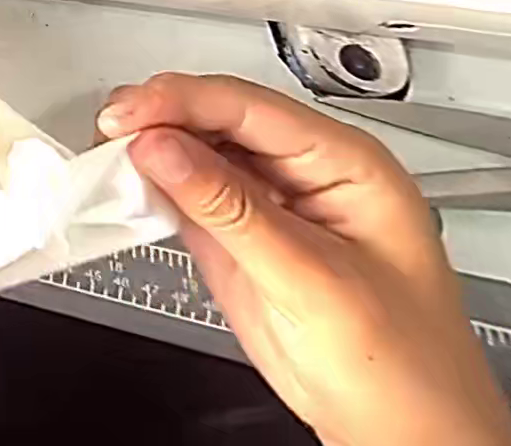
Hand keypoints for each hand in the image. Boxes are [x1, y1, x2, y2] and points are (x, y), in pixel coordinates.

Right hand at [98, 73, 510, 445]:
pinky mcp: (229, 218)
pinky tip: (127, 183)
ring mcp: (260, 189)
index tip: (130, 115)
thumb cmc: (401, 373)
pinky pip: (178, 179)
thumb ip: (231, 209)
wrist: (396, 438)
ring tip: (109, 156)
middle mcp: (297, 164)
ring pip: (187, 139)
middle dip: (155, 114)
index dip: (180, 100)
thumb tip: (160, 147)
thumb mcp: (314, 284)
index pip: (247, 105)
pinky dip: (146, 178)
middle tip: (111, 132)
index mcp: (342, 160)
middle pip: (212, 111)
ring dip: (145, 143)